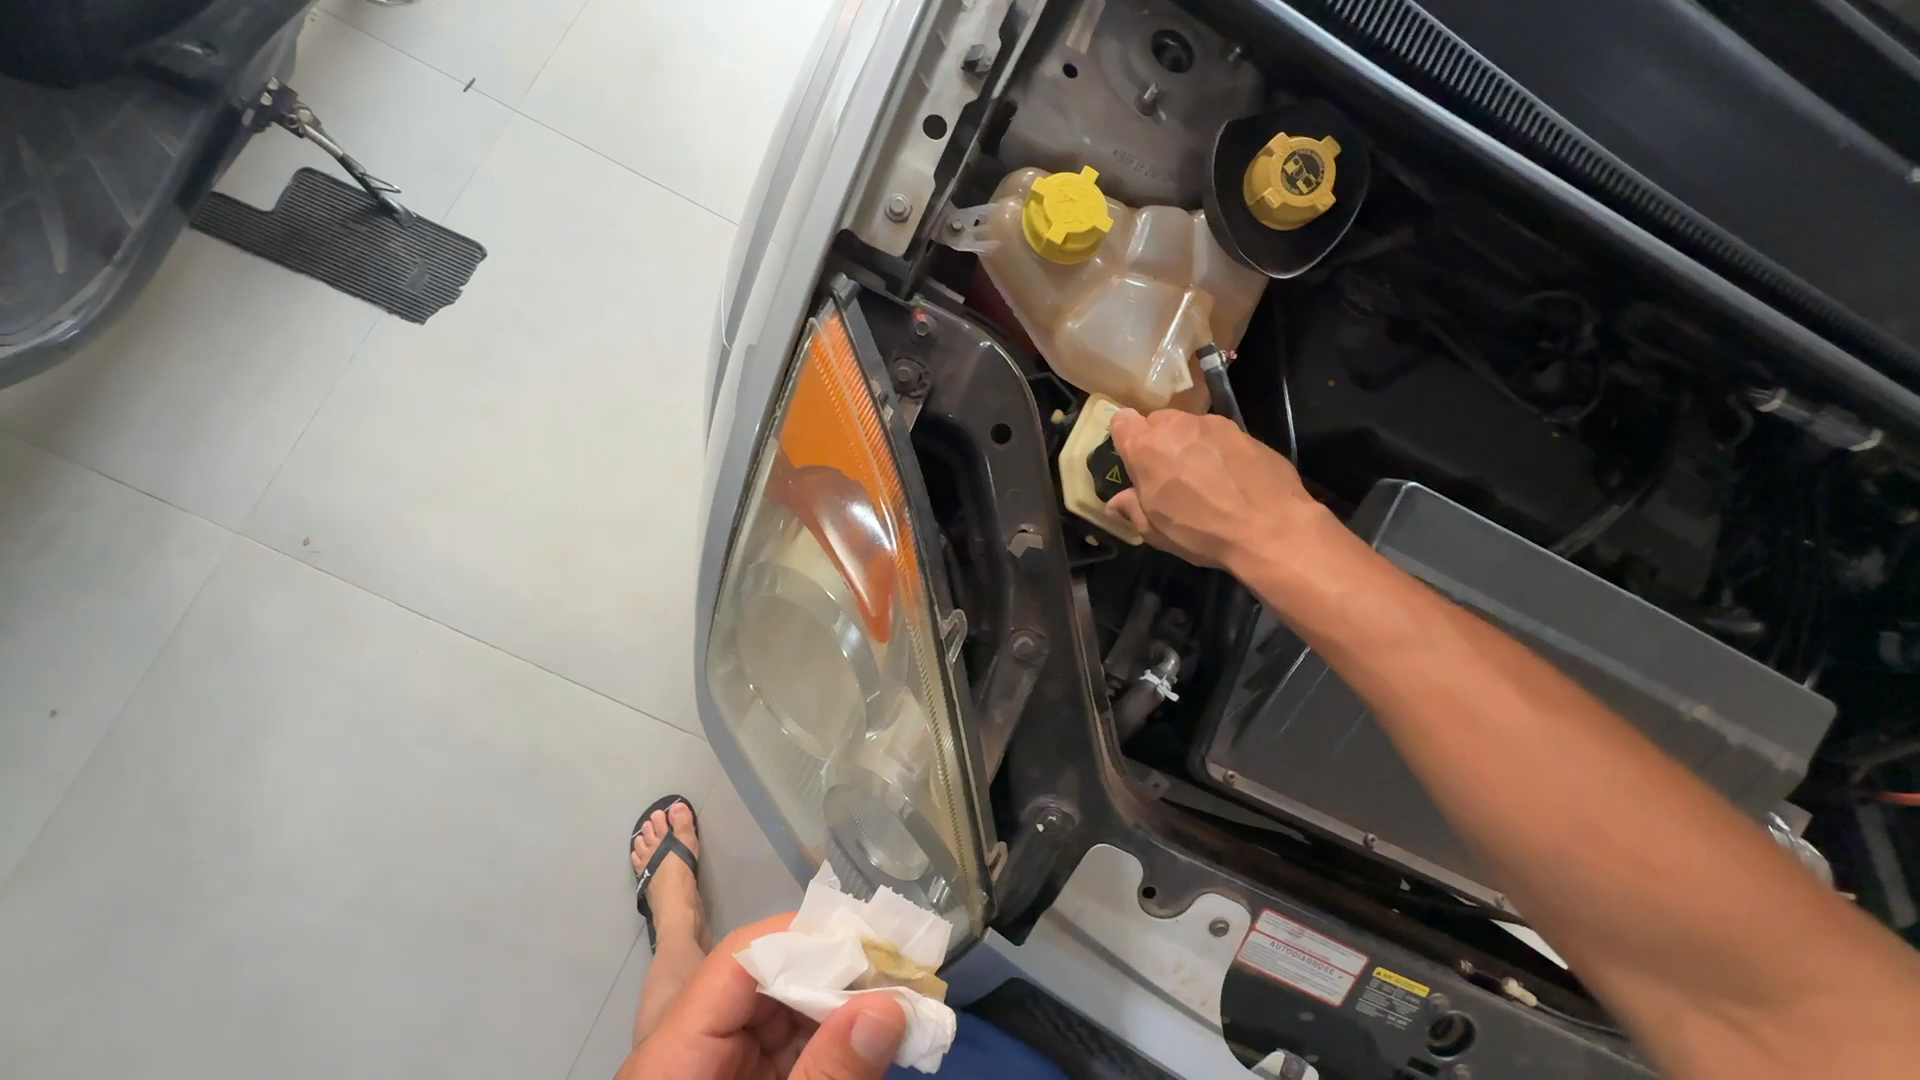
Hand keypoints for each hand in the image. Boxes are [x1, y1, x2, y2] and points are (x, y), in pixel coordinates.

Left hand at [621, 915, 907, 1079]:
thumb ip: (830, 1078)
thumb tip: (890, 1005)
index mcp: (675, 1055)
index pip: (739, 961)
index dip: (803, 938)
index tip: (870, 940)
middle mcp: (693, 1050)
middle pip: (767, 983)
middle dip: (836, 974)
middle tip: (902, 971)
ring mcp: (720, 1071)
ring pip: (785, 1014)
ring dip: (843, 1006)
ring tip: (901, 1001)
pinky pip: (791, 1049)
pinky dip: (833, 1042)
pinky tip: (875, 1038)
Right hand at [1106, 407, 1322, 569]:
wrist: (1271, 528)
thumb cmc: (1202, 532)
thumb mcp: (1156, 532)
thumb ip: (1132, 509)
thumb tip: (1116, 503)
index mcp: (1146, 448)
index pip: (1121, 421)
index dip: (1126, 440)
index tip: (1135, 462)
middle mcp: (1177, 426)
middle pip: (1157, 422)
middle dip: (1159, 443)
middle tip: (1169, 476)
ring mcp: (1214, 424)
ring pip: (1190, 428)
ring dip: (1190, 446)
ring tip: (1205, 479)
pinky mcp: (1245, 431)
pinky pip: (1220, 437)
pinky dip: (1220, 452)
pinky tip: (1232, 480)